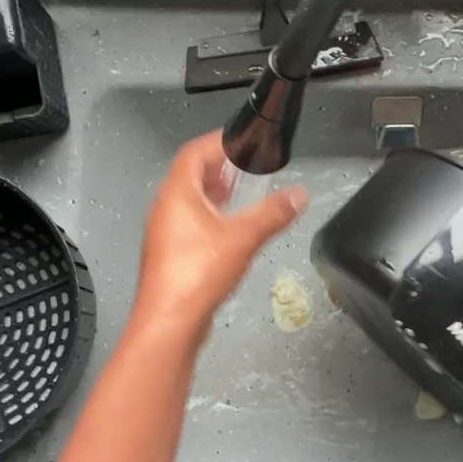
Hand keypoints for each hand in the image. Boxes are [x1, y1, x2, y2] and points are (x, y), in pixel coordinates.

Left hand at [133, 132, 307, 329]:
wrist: (169, 323)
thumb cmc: (196, 275)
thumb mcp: (243, 237)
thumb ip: (273, 213)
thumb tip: (298, 195)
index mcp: (177, 195)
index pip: (195, 153)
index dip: (218, 142)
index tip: (240, 139)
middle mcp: (165, 209)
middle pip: (190, 175)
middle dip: (219, 166)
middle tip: (243, 163)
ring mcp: (164, 233)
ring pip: (188, 200)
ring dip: (213, 191)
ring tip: (239, 191)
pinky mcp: (169, 255)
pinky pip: (188, 223)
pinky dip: (209, 215)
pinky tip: (227, 228)